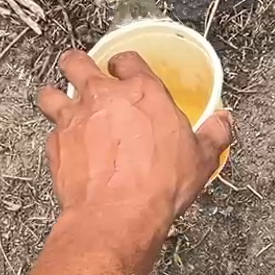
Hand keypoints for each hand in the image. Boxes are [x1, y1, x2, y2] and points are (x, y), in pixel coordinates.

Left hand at [37, 50, 231, 244]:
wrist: (118, 214)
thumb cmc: (157, 185)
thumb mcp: (202, 158)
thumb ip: (214, 133)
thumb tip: (223, 122)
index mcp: (143, 92)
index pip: (128, 59)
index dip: (126, 64)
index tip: (128, 71)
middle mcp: (103, 98)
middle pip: (78, 62)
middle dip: (79, 65)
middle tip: (85, 74)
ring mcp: (74, 119)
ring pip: (51, 93)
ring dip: (57, 97)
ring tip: (64, 105)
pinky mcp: (56, 145)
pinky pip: (51, 132)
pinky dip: (58, 138)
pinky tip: (69, 148)